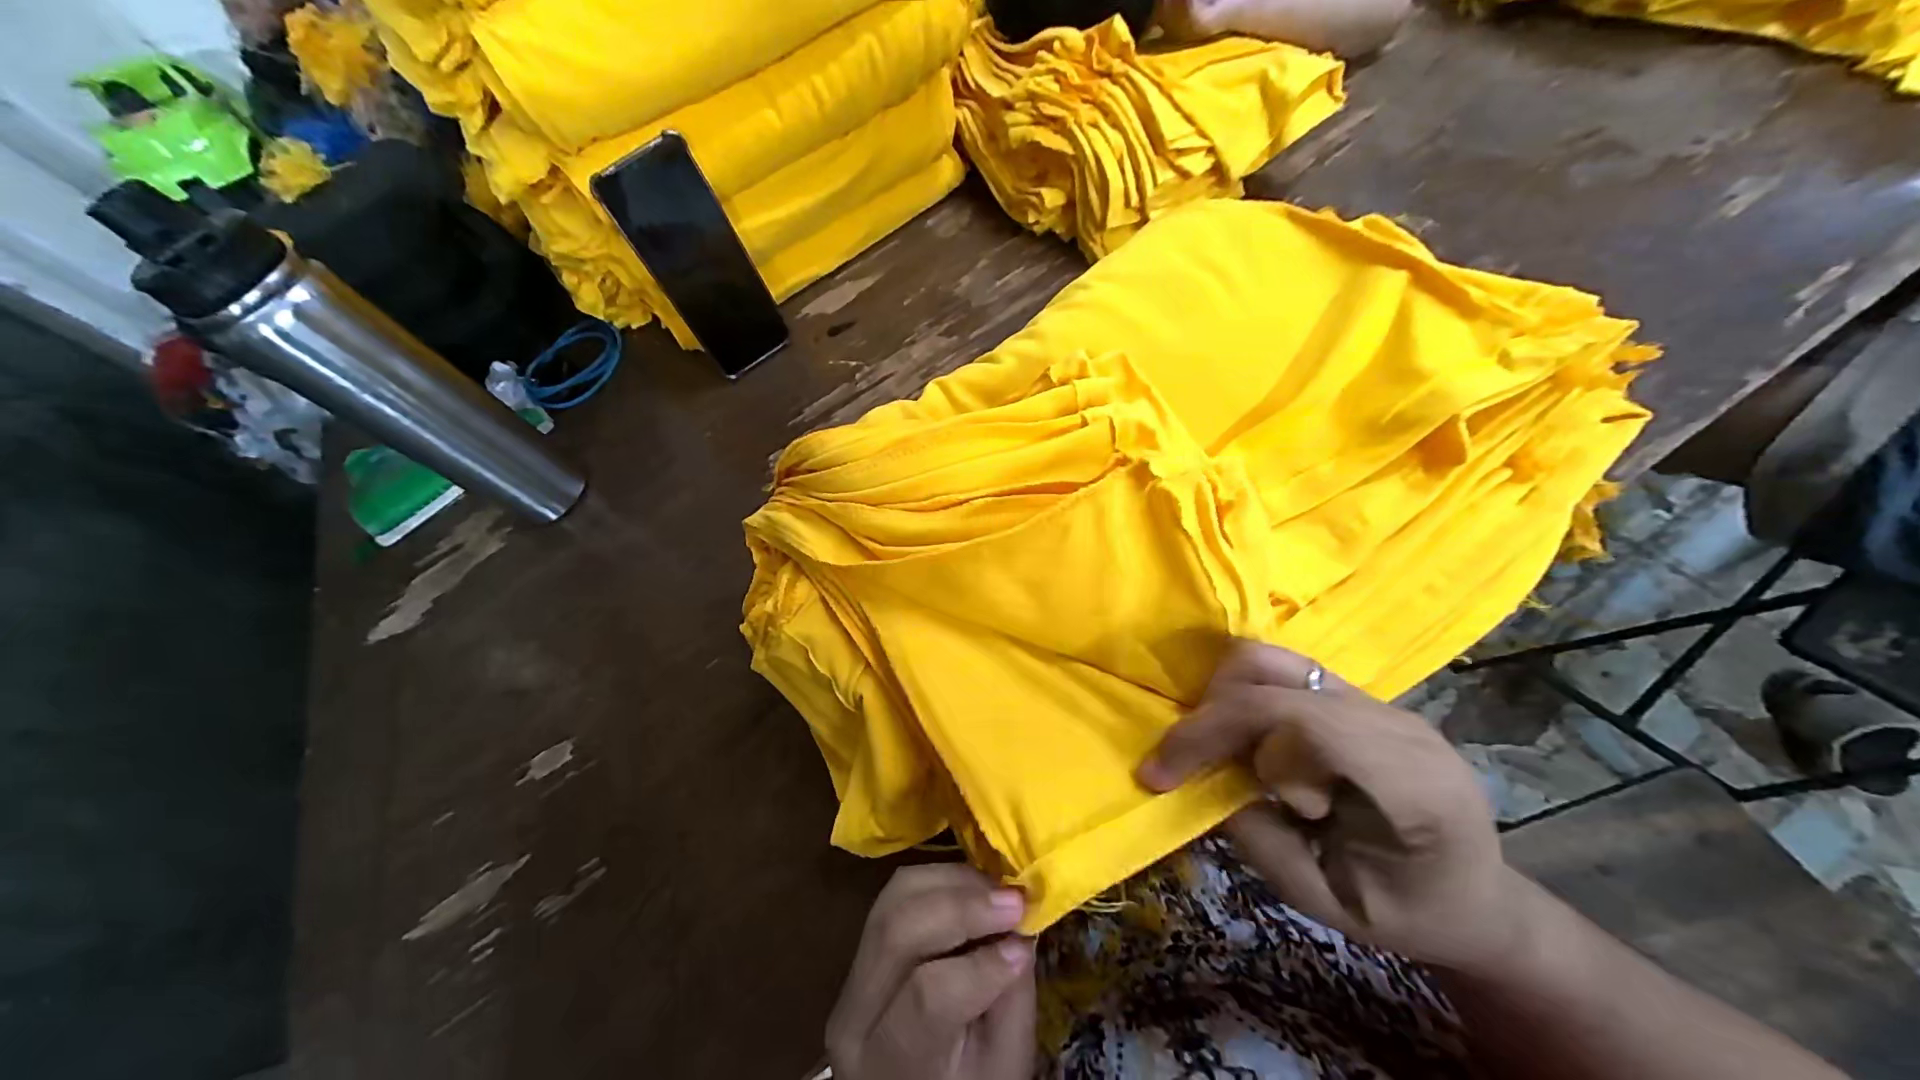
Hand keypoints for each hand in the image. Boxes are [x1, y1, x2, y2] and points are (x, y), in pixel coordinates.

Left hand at [825, 865, 1035, 1079]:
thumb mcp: (1001, 1063)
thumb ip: (1012, 995)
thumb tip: (1021, 929)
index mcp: (885, 1058)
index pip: (925, 996)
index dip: (980, 966)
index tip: (1024, 945)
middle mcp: (853, 1008)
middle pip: (898, 929)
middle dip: (963, 904)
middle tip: (1015, 900)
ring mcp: (851, 970)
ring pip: (896, 895)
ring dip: (955, 881)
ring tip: (999, 892)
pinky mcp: (863, 941)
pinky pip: (900, 892)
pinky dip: (944, 880)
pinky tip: (977, 890)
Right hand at [1137, 640, 1527, 972]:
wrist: (1476, 898)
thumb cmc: (1407, 915)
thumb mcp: (1326, 903)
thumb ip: (1260, 840)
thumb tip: (1201, 780)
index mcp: (1413, 786)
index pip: (1301, 722)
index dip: (1219, 732)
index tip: (1159, 775)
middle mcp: (1398, 725)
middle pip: (1276, 676)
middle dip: (1212, 717)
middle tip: (1183, 769)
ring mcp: (1380, 702)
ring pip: (1274, 661)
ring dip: (1225, 699)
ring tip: (1218, 752)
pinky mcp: (1359, 696)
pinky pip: (1285, 674)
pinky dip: (1245, 698)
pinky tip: (1244, 742)